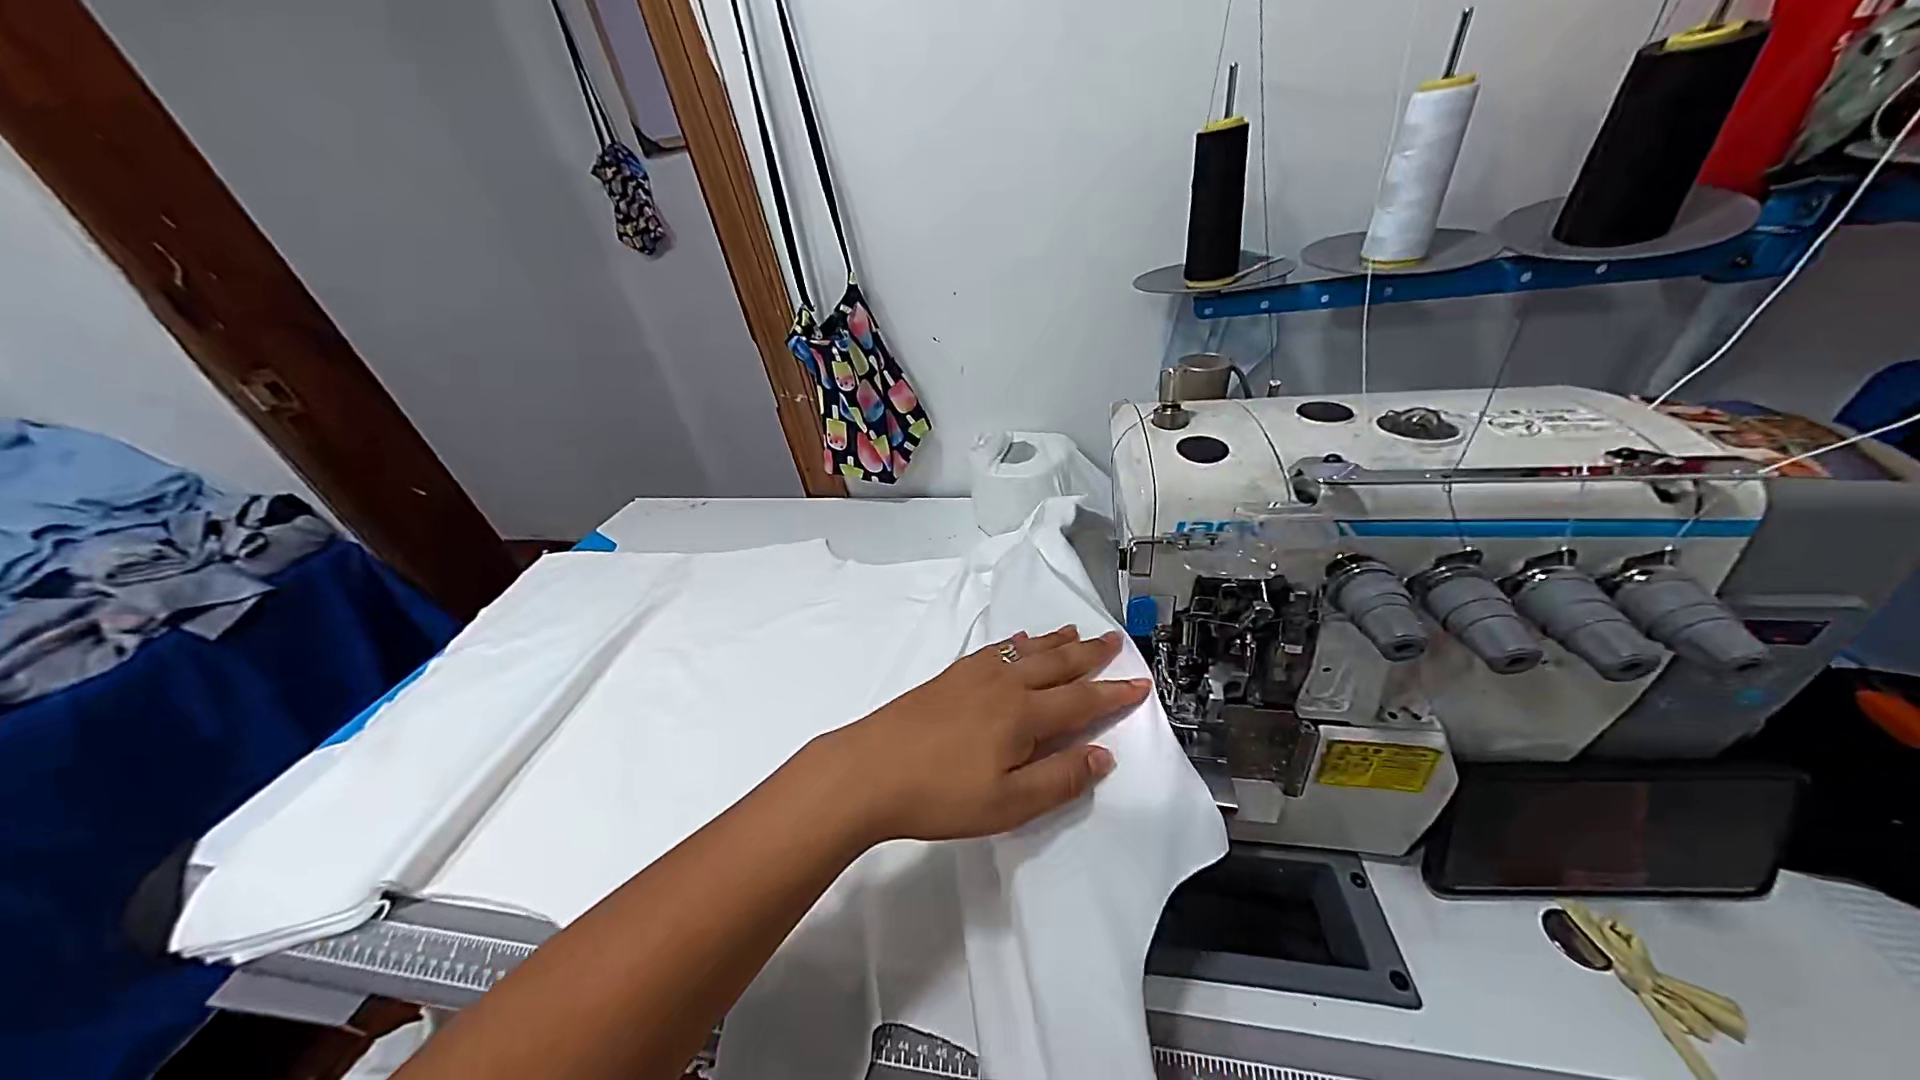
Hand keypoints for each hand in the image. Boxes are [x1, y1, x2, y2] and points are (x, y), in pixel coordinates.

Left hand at [807, 626, 1148, 843]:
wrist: (868, 770)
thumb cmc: (940, 795)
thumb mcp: (1009, 804)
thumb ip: (1059, 779)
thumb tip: (1102, 756)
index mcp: (1024, 715)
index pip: (1081, 700)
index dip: (1113, 694)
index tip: (1139, 684)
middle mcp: (1005, 685)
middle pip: (1057, 663)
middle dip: (1090, 654)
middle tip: (1114, 641)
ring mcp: (974, 676)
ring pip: (1027, 650)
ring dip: (1056, 641)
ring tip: (1076, 632)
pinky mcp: (949, 676)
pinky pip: (995, 649)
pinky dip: (1016, 643)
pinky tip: (1018, 641)